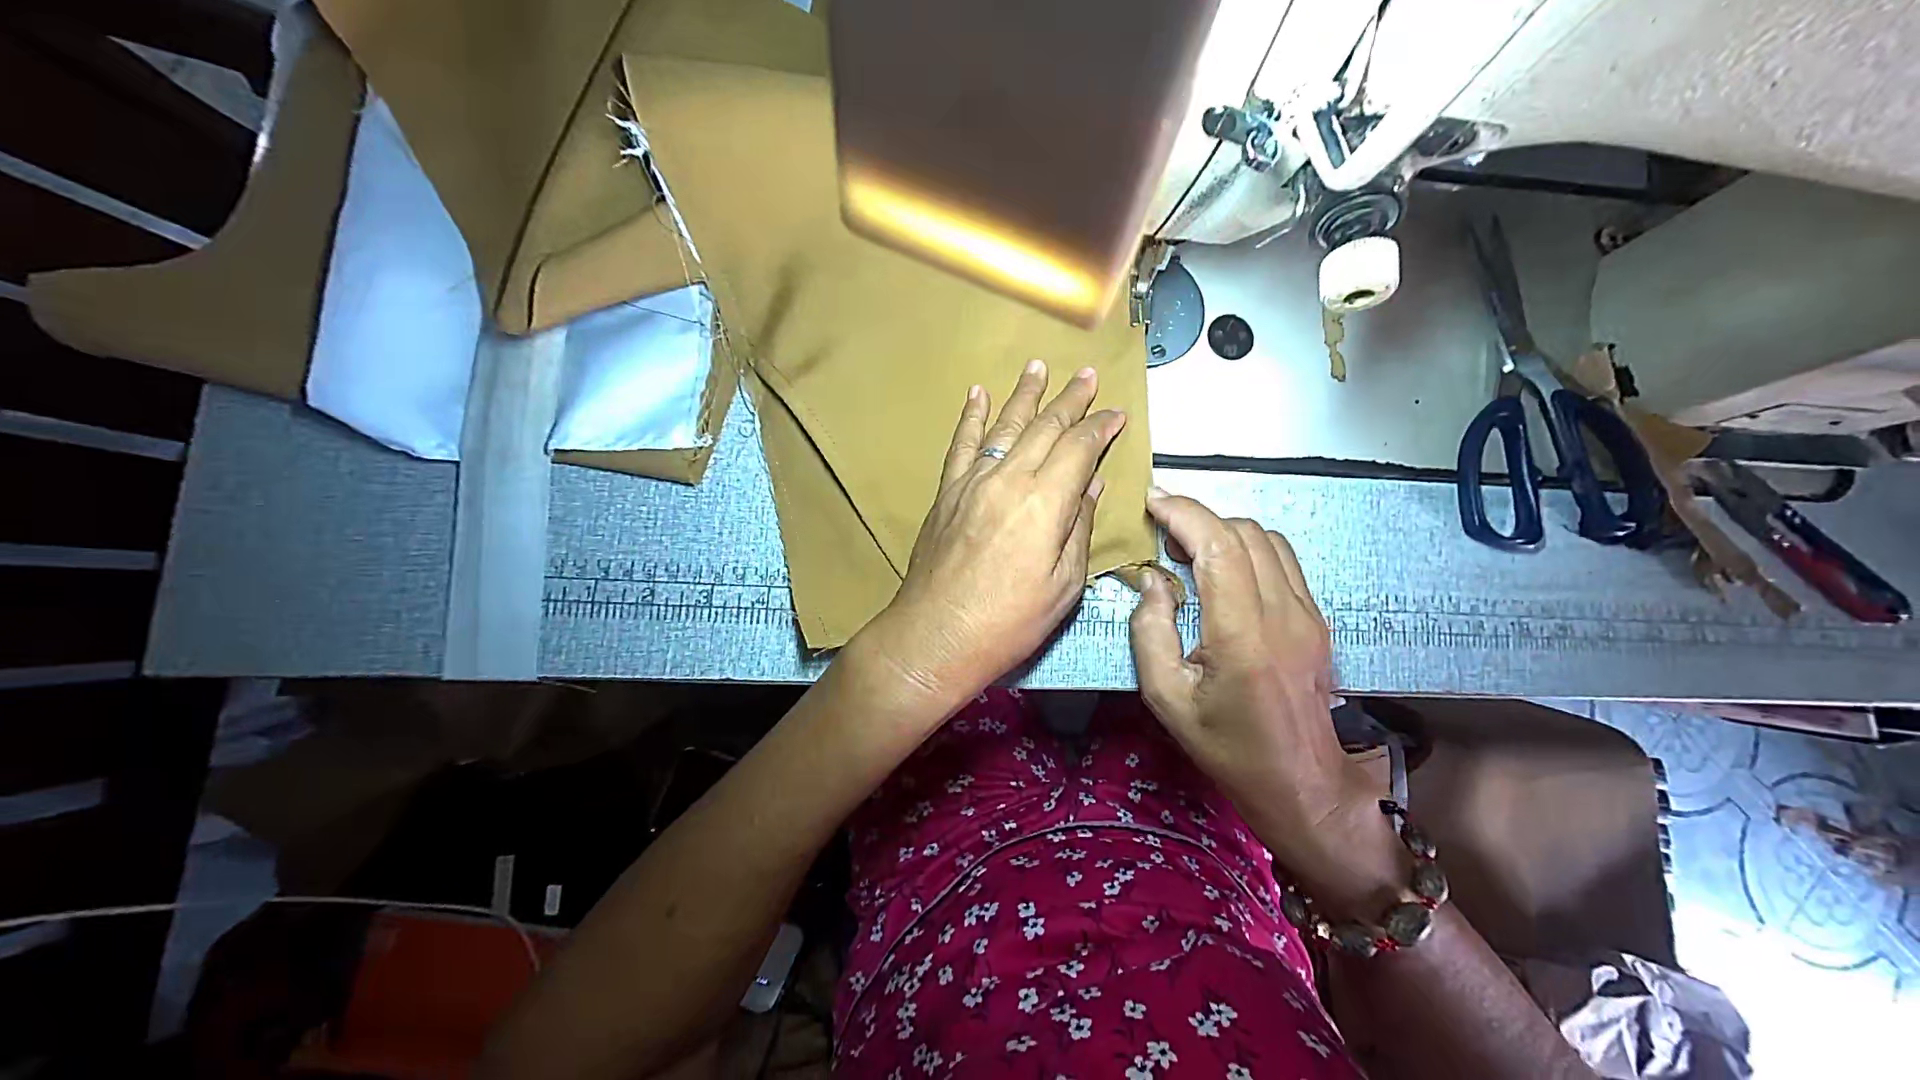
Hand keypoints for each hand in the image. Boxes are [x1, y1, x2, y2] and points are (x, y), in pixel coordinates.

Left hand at [861, 360, 1125, 707]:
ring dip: (1024, 395)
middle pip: (1045, 427)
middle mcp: (1008, 479)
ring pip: (1005, 426)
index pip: (1079, 448)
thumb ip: (1078, 528)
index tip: (1116, 415)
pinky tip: (977, 395)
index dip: (1100, 428)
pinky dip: (972, 417)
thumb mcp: (1063, 584)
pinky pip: (962, 444)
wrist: (937, 635)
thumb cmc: (1008, 621)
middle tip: (1086, 376)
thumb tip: (1090, 486)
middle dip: (1070, 400)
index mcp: (1045, 502)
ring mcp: (973, 482)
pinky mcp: (948, 492)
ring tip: (1037, 367)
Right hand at [1129, 490, 1407, 916]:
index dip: (1182, 512)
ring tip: (1189, 550)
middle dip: (1197, 518)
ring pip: (1267, 539)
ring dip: (1224, 532)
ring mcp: (1308, 613)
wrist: (1301, 782)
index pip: (1217, 544)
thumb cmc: (1226, 746)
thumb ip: (1151, 630)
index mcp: (1243, 634)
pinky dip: (1247, 549)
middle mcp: (1283, 613)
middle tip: (1161, 532)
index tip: (1151, 501)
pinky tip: (1223, 570)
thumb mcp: (1166, 697)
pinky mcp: (1317, 619)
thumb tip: (1152, 579)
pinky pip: (1283, 561)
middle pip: (1243, 532)